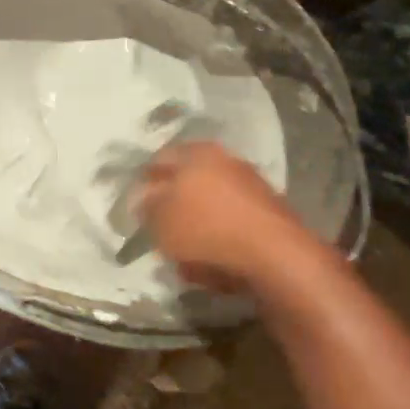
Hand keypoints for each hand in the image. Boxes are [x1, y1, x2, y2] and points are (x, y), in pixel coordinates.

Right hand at [137, 141, 297, 289]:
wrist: (274, 253)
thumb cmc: (207, 231)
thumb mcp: (161, 221)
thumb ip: (146, 205)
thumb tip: (141, 197)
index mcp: (194, 154)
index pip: (157, 160)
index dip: (143, 182)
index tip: (135, 205)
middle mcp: (223, 159)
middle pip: (186, 176)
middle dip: (171, 197)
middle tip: (158, 222)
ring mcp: (248, 181)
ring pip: (210, 195)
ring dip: (196, 214)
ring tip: (183, 241)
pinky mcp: (266, 207)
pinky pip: (230, 215)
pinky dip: (217, 228)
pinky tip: (210, 251)